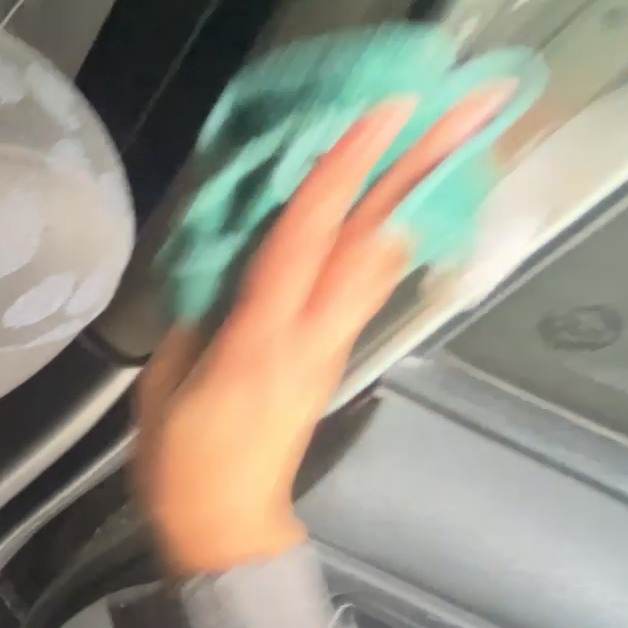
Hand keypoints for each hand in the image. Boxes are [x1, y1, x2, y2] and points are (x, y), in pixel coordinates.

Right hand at [136, 89, 512, 574]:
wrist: (224, 523)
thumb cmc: (177, 464)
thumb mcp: (161, 392)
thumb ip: (191, 329)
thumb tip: (214, 284)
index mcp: (256, 345)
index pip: (301, 246)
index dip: (336, 178)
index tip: (377, 115)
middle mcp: (309, 339)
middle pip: (369, 244)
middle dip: (415, 172)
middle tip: (467, 105)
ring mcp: (327, 351)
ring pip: (378, 265)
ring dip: (414, 199)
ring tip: (450, 143)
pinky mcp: (328, 363)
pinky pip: (361, 291)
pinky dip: (383, 243)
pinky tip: (395, 215)